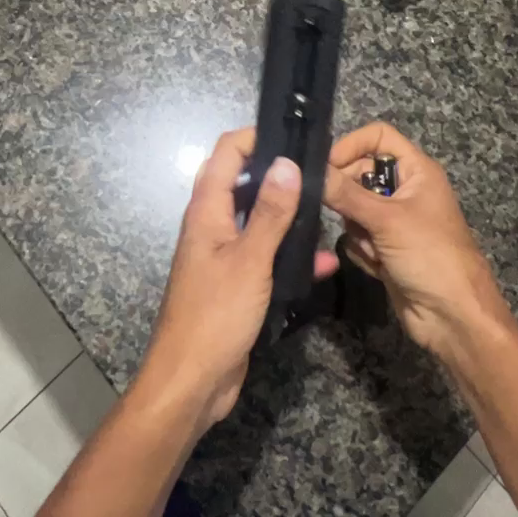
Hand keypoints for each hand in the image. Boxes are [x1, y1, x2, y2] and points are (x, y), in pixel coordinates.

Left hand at [138, 128, 338, 434]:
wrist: (192, 382)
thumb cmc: (215, 315)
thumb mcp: (250, 261)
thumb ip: (269, 213)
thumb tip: (286, 162)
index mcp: (206, 211)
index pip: (225, 153)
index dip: (255, 137)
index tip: (294, 136)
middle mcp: (211, 226)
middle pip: (242, 183)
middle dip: (277, 174)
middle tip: (317, 172)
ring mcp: (223, 255)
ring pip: (257, 220)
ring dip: (287, 215)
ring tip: (325, 209)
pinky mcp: (236, 283)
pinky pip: (265, 257)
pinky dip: (289, 255)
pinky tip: (322, 262)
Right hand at [323, 122, 512, 361]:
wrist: (454, 319)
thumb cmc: (430, 256)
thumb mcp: (386, 220)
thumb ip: (345, 193)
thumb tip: (309, 169)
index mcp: (416, 171)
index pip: (378, 137)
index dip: (351, 145)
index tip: (326, 167)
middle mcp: (405, 190)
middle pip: (359, 173)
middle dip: (350, 197)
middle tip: (348, 215)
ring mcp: (394, 221)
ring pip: (353, 208)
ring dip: (357, 230)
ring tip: (375, 248)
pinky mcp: (385, 248)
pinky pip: (357, 236)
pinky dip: (362, 251)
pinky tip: (379, 267)